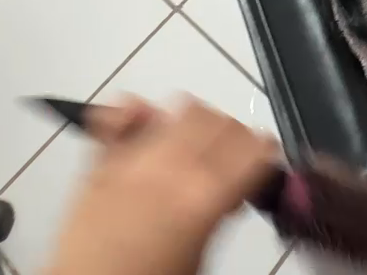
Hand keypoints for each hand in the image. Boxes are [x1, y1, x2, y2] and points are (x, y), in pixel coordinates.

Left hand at [45, 97, 279, 274]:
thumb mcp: (200, 260)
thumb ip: (218, 213)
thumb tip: (229, 189)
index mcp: (205, 198)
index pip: (254, 147)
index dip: (264, 154)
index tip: (261, 167)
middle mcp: (175, 167)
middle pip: (223, 121)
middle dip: (234, 139)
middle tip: (228, 166)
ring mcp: (136, 157)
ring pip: (185, 106)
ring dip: (196, 123)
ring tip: (190, 150)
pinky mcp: (102, 158)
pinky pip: (120, 112)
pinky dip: (134, 110)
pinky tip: (143, 122)